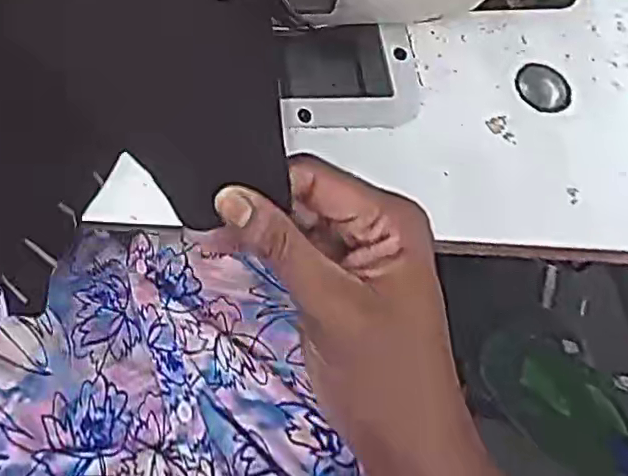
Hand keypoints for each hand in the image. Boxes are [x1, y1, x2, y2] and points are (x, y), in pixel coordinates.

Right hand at [215, 158, 496, 475]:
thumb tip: (237, 200)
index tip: (228, 199)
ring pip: (296, 220)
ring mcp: (357, 250)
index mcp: (391, 220)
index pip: (317, 179)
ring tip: (223, 239)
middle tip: (220, 224)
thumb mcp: (330, 305)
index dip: (270, 186)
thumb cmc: (394, 387)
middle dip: (261, 210)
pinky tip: (243, 254)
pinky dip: (269, 252)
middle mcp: (376, 227)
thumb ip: (280, 246)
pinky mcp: (338, 273)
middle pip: (304, 196)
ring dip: (261, 232)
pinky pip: (297, 246)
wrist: (407, 452)